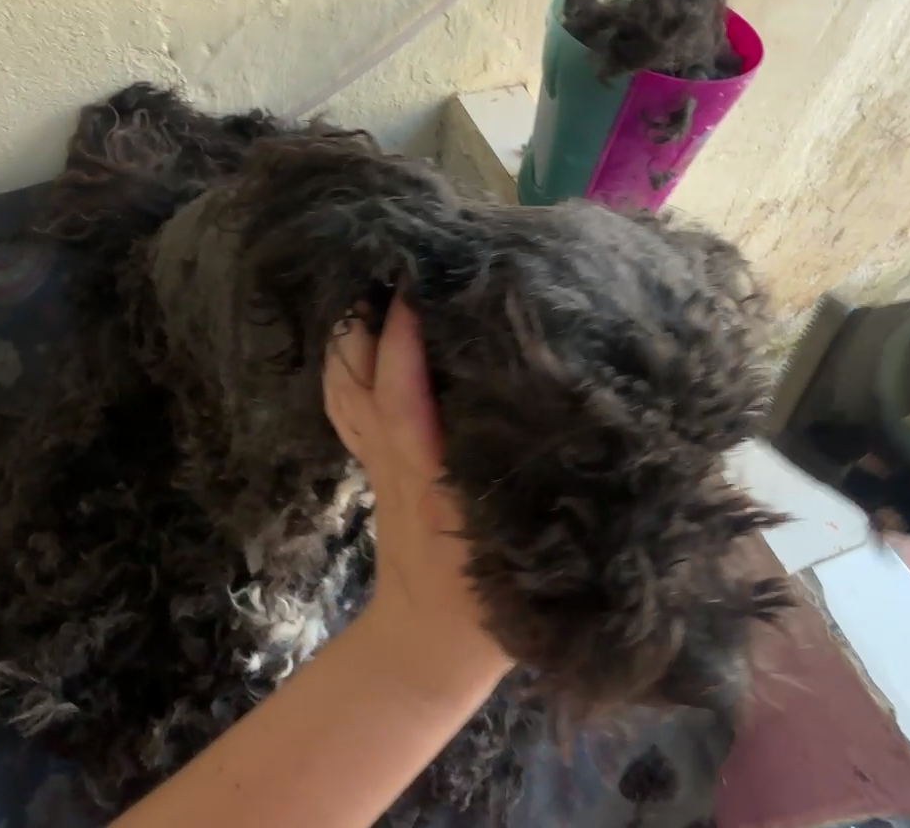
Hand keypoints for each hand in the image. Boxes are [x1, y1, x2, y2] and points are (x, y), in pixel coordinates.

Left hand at [323, 296, 511, 695]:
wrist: (426, 647)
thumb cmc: (486, 606)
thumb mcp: (520, 553)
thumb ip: (536, 491)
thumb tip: (568, 418)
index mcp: (427, 477)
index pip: (402, 399)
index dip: (403, 343)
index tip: (418, 286)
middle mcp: (390, 457)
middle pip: (356, 379)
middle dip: (367, 319)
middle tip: (396, 262)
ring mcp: (371, 459)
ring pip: (341, 385)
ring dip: (352, 333)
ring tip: (378, 283)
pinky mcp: (368, 463)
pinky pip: (343, 402)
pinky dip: (346, 361)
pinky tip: (366, 333)